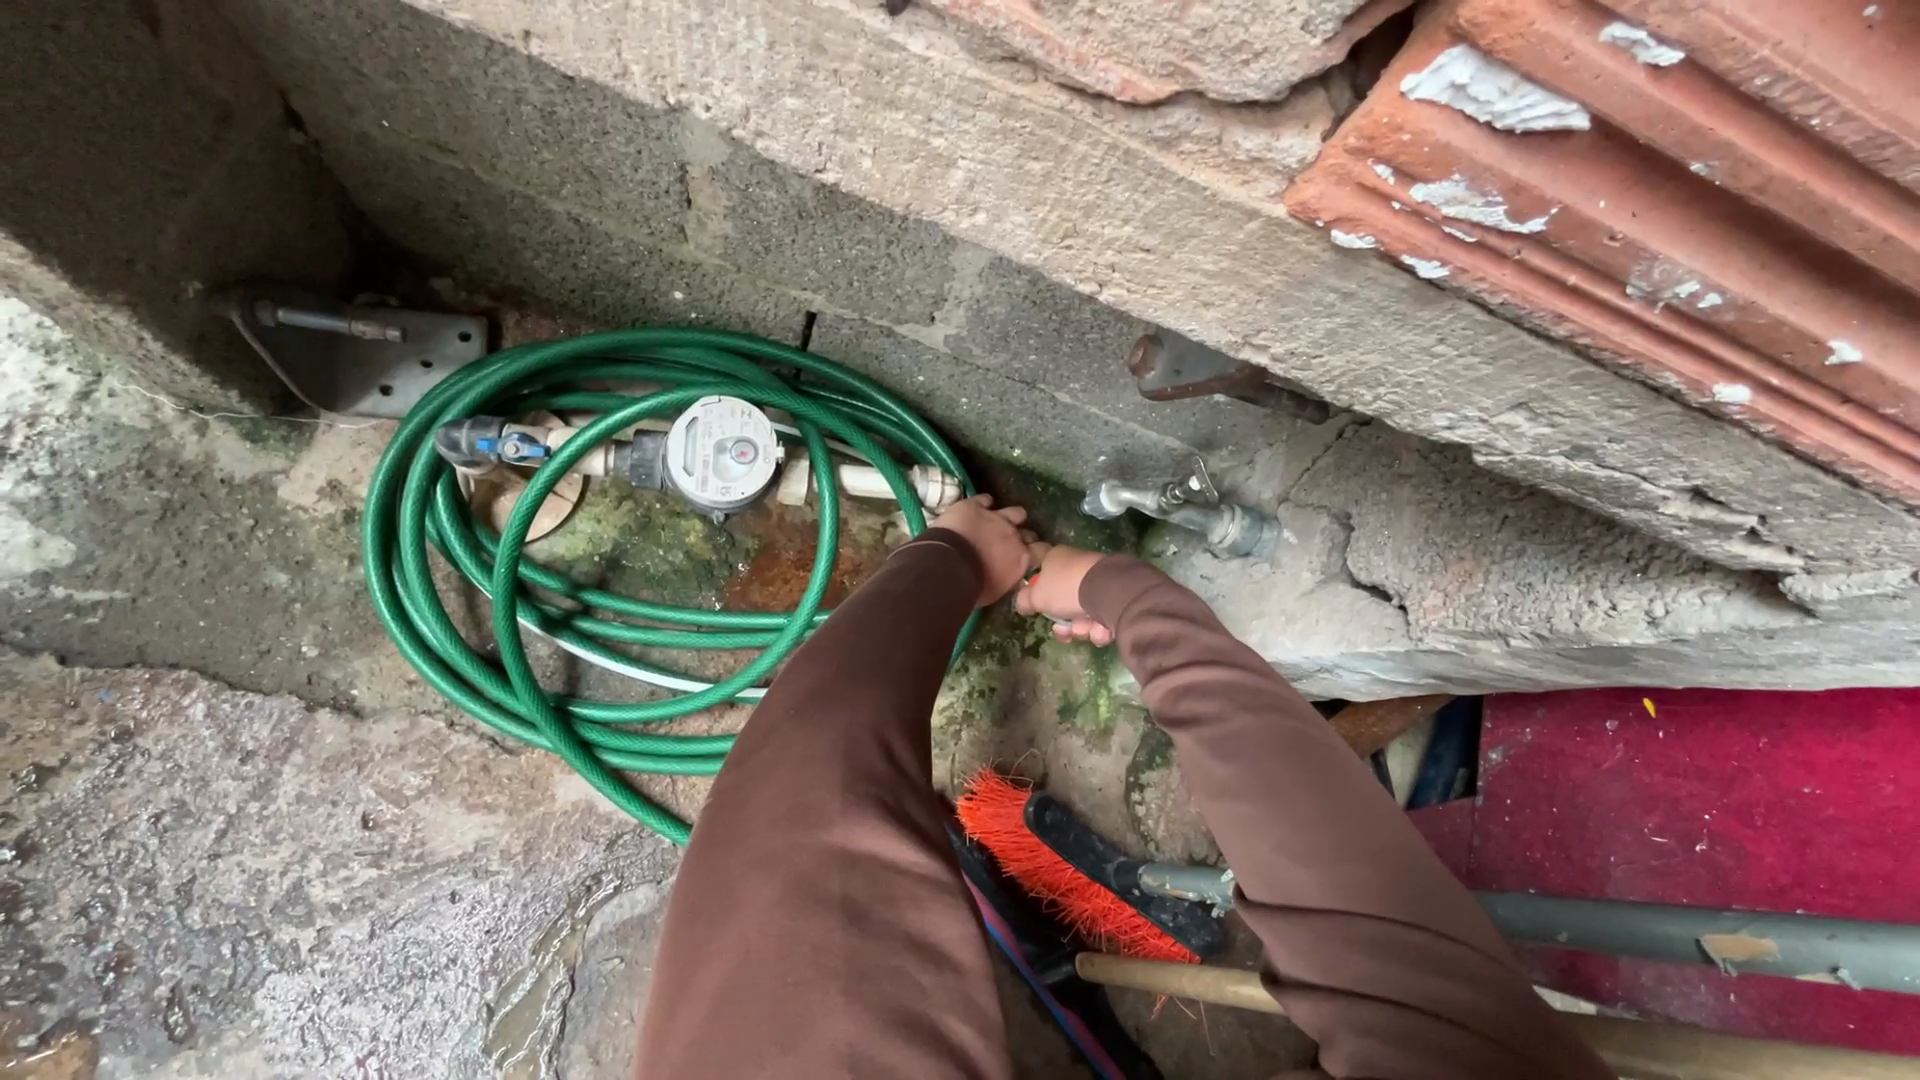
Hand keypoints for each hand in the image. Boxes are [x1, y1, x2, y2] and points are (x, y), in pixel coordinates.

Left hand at [929, 494, 1037, 607]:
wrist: (947, 566)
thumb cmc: (972, 587)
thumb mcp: (996, 590)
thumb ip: (1008, 577)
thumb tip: (1009, 575)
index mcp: (1021, 558)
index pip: (1042, 550)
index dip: (1038, 551)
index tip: (1033, 554)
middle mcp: (1013, 535)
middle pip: (1029, 532)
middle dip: (1023, 536)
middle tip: (1013, 542)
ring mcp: (995, 517)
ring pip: (1014, 511)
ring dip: (1010, 516)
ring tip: (1001, 520)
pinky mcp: (974, 506)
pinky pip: (985, 499)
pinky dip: (983, 503)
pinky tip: (978, 507)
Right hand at [1015, 545, 1114, 645]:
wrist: (1109, 592)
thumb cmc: (1066, 588)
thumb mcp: (1036, 596)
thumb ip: (1024, 600)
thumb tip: (1022, 603)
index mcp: (1057, 559)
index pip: (1043, 577)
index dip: (1041, 598)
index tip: (1042, 611)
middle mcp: (1078, 567)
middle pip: (1065, 602)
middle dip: (1066, 623)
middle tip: (1066, 631)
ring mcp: (1099, 581)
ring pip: (1084, 613)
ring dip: (1083, 628)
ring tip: (1088, 629)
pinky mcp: (1116, 596)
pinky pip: (1103, 617)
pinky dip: (1101, 627)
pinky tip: (1102, 629)